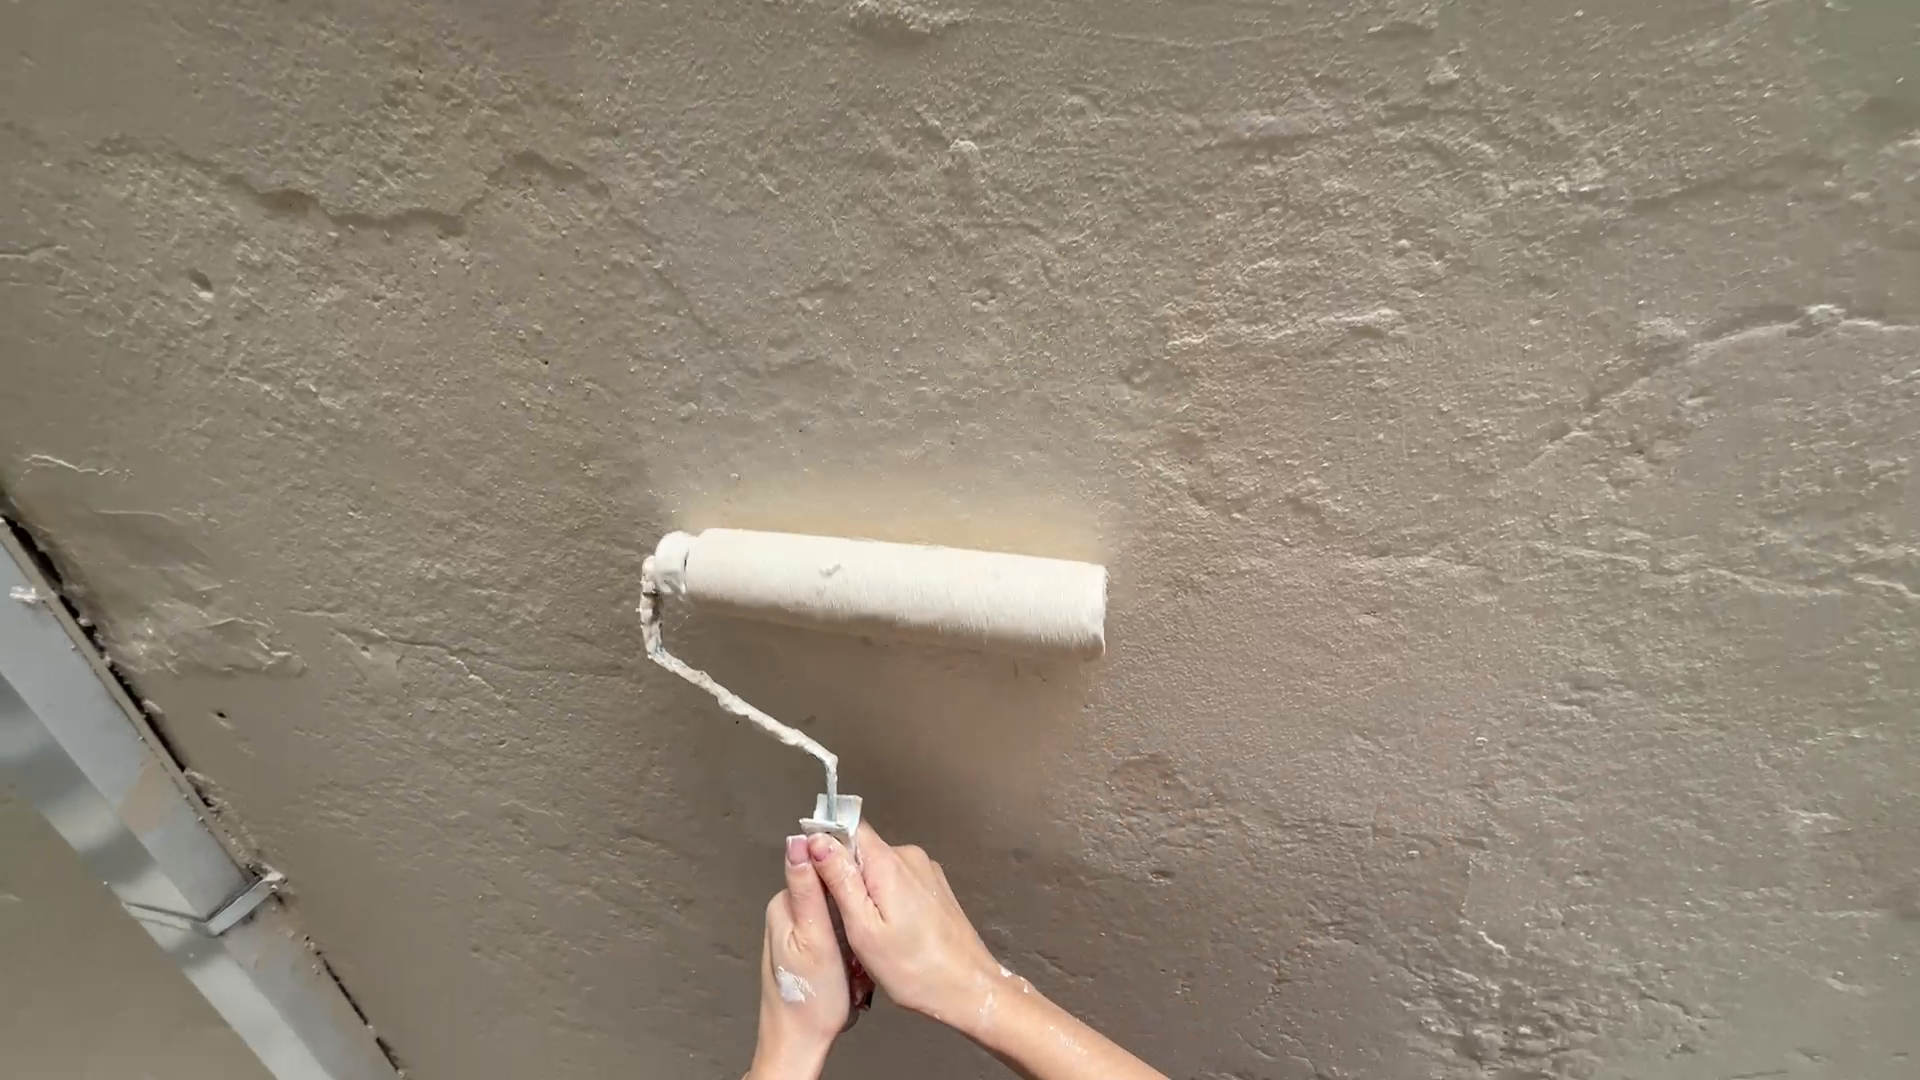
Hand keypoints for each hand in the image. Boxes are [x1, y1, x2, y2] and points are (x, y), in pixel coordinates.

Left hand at [748, 836, 853, 1079]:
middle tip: (857, 935)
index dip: (846, 875)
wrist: (800, 1046)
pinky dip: (848, 945)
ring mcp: (798, 930)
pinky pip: (837, 931)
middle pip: (831, 888)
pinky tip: (851, 965)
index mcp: (784, 903)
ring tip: (855, 955)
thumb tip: (798, 840)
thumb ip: (807, 887)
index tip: (861, 893)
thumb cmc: (809, 1001)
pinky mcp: (809, 946)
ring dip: (852, 930)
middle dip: (851, 908)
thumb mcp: (815, 937)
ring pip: (837, 911)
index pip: (820, 864)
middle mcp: (787, 912)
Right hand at [806, 822, 1008, 1030]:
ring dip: (868, 893)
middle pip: (863, 850)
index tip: (817, 875)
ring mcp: (925, 869)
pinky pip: (899, 880)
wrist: (967, 987)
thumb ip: (839, 880)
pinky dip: (888, 900)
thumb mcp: (864, 929)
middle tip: (845, 921)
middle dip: (847, 878)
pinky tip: (893, 932)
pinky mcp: (933, 885)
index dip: (828, 845)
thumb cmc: (914, 968)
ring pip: (880, 868)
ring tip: (871, 933)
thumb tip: (816, 840)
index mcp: (888, 862)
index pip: (849, 828)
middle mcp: (909, 856)